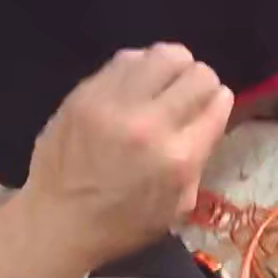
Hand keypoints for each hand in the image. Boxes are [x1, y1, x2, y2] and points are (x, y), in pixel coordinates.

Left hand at [15, 43, 232, 271]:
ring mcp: (115, 103)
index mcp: (178, 158)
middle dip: (201, 83)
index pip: (218, 102)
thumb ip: (199, 158)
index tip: (212, 107)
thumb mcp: (177, 206)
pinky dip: (140, 67)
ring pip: (165, 54)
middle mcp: (150, 124)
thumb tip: (209, 115)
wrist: (57, 220)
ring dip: (172, 67)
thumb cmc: (122, 224)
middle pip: (198, 73)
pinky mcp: (87, 93)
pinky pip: (127, 58)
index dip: (220, 102)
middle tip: (188, 96)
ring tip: (162, 85)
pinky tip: (134, 86)